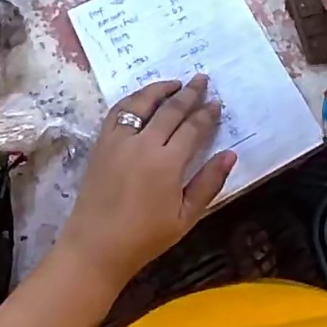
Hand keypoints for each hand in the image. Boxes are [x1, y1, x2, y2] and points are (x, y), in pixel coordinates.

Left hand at [54, 76, 237, 285]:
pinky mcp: (102, 142)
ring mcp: (119, 140)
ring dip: (161, 89)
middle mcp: (143, 144)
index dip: (206, 113)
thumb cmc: (145, 237)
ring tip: (176, 82)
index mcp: (167, 164)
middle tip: (202, 79)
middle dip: (189, 93)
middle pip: (171, 109)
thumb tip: (230, 154)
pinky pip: (119, 110)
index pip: (192, 127)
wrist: (96, 247)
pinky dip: (134, 99)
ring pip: (142, 103)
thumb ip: (209, 182)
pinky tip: (144, 97)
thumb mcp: (185, 217)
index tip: (216, 103)